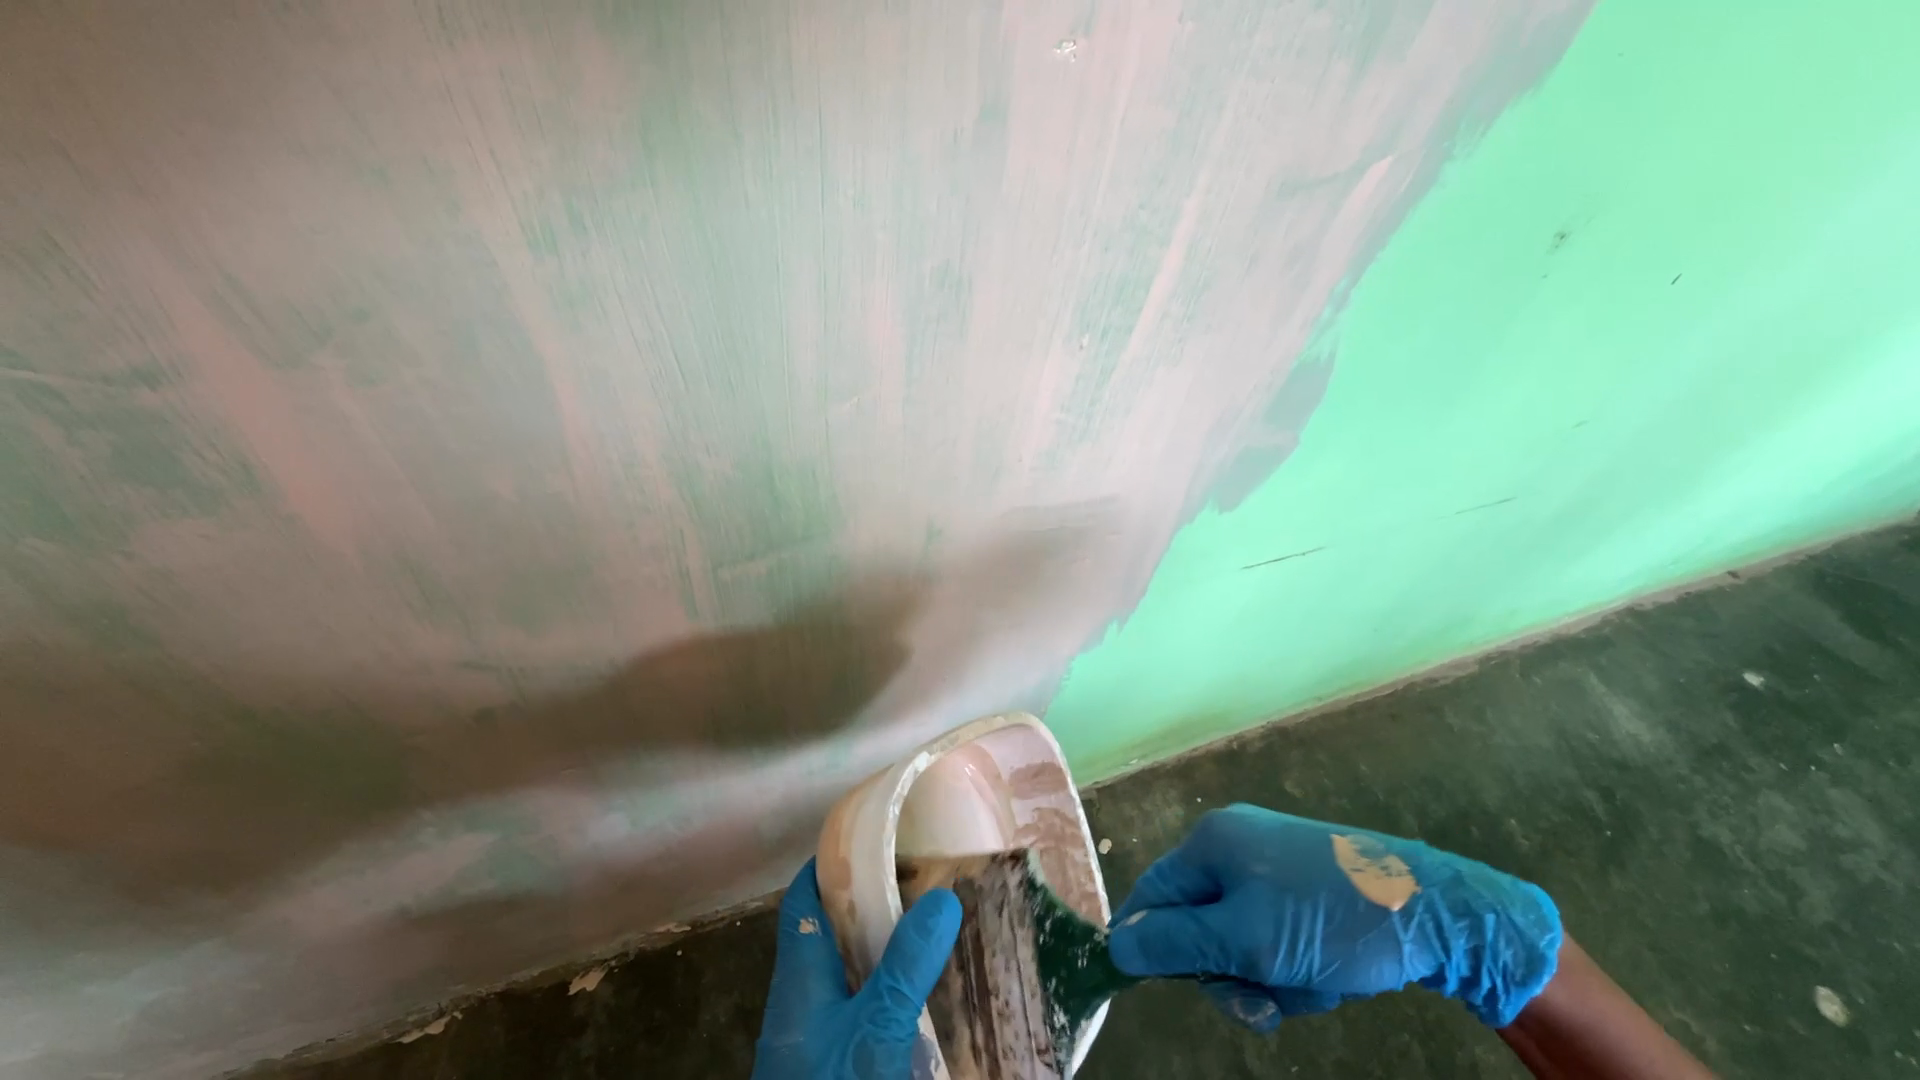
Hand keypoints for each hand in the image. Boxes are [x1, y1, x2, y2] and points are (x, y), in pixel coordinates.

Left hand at [752, 859, 960, 1079]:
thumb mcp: (877, 1028)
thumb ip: (906, 967)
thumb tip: (941, 898)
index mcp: (800, 977)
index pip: (803, 901)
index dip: (829, 865)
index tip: (873, 840)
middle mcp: (804, 1000)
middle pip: (832, 935)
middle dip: (873, 908)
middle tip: (923, 885)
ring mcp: (817, 1036)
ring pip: (851, 976)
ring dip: (887, 954)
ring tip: (936, 933)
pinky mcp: (837, 1062)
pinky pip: (864, 1013)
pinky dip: (893, 996)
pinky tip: (929, 1000)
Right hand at [1109, 804, 1560, 1031]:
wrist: (1439, 914)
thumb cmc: (1333, 921)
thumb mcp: (1246, 941)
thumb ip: (1175, 944)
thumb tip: (1115, 945)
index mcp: (1212, 844)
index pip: (1152, 895)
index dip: (1150, 944)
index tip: (1166, 987)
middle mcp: (1235, 847)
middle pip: (1197, 925)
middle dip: (1227, 971)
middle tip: (1262, 997)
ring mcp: (1273, 867)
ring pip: (1238, 941)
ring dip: (1266, 977)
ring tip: (1309, 986)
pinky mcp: (1305, 889)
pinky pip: (1274, 938)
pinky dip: (1294, 968)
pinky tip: (1328, 976)